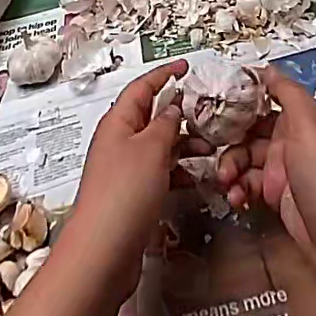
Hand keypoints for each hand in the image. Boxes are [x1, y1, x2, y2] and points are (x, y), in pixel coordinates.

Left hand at [51, 60, 187, 300]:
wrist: (104, 249)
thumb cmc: (124, 192)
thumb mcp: (150, 150)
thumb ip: (164, 124)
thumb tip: (173, 106)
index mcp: (118, 121)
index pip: (141, 88)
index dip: (162, 74)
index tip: (184, 66)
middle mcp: (119, 140)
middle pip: (150, 116)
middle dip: (178, 112)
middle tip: (208, 114)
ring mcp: (125, 168)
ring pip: (158, 145)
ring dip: (182, 144)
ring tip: (210, 149)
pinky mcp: (133, 194)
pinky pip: (159, 172)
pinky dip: (178, 171)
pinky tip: (197, 178)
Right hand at [216, 70, 315, 287]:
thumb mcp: (311, 127)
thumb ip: (288, 93)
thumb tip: (267, 68)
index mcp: (303, 119)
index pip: (266, 96)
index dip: (240, 95)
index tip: (214, 96)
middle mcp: (291, 139)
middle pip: (247, 126)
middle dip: (226, 134)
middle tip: (210, 143)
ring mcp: (282, 167)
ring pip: (242, 154)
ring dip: (228, 164)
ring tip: (225, 179)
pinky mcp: (275, 193)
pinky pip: (246, 181)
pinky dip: (237, 187)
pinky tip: (235, 196)